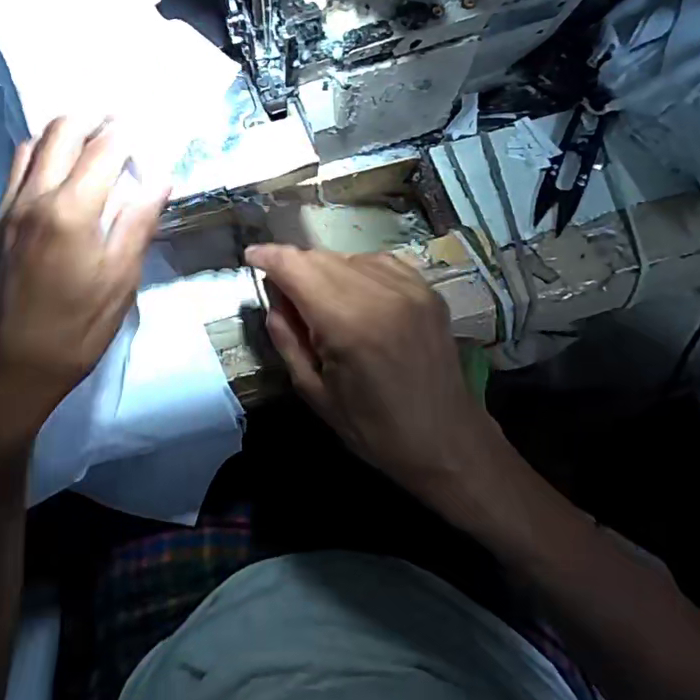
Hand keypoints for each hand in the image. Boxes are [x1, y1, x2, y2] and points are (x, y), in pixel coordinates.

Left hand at [0, 117, 167, 444]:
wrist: (17, 365)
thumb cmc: (79, 328)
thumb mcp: (121, 279)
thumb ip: (139, 221)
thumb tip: (160, 177)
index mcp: (71, 211)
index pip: (103, 149)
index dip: (126, 132)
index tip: (143, 126)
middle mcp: (34, 197)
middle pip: (61, 131)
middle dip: (93, 118)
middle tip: (118, 122)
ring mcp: (9, 207)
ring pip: (33, 143)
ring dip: (63, 132)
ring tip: (90, 139)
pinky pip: (16, 169)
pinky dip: (40, 153)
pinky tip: (58, 167)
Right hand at [244, 243, 504, 506]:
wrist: (449, 443)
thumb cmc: (374, 429)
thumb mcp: (314, 392)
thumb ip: (287, 339)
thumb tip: (274, 299)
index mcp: (347, 324)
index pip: (295, 267)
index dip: (267, 256)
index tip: (250, 257)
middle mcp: (379, 294)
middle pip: (318, 257)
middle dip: (292, 266)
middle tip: (281, 291)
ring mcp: (408, 288)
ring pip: (346, 257)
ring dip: (323, 269)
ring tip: (319, 300)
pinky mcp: (427, 290)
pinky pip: (376, 262)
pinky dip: (354, 271)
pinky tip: (353, 295)